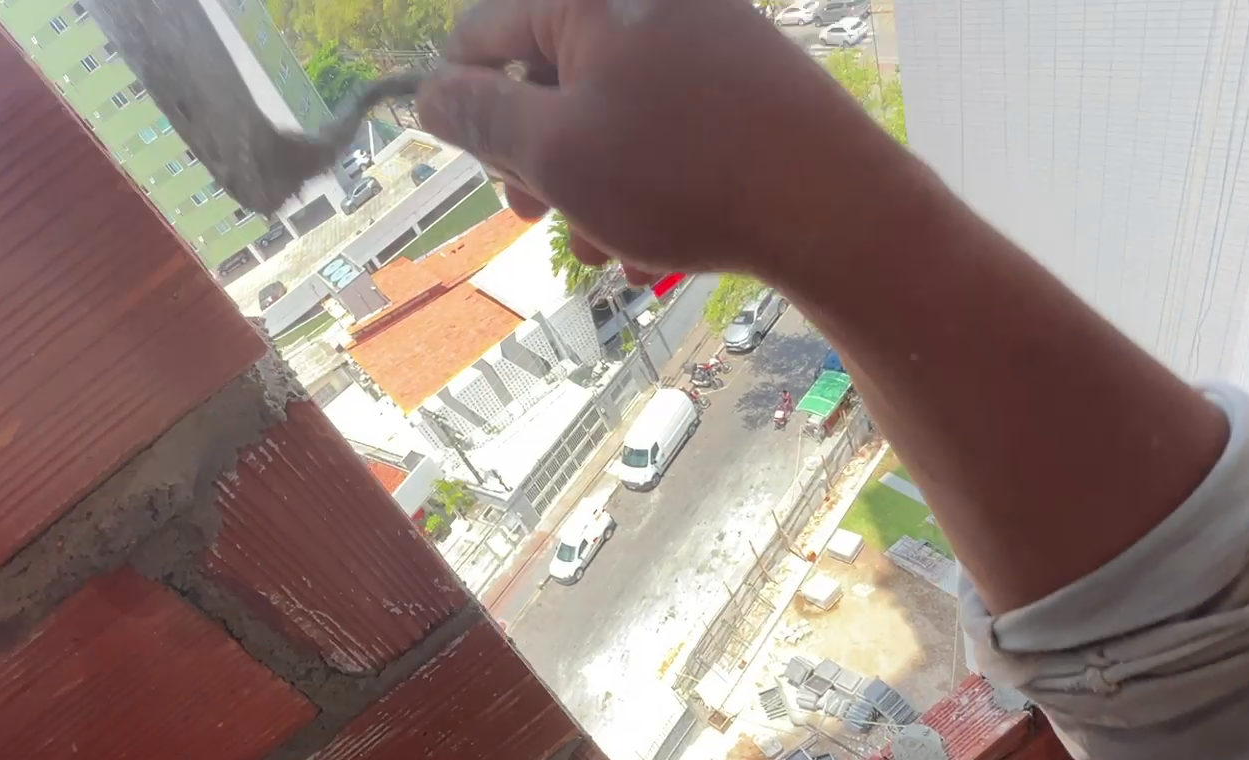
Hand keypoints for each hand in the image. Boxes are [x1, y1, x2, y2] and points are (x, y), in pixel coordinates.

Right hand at [416, 0, 897, 282]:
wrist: (823, 204)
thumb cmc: (675, 175)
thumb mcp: (554, 151)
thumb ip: (479, 118)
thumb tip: (426, 95)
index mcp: (585, 1)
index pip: (479, 36)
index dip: (466, 109)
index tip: (490, 170)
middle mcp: (635, 5)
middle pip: (539, 82)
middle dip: (532, 162)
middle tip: (542, 215)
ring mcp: (686, 42)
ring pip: (595, 123)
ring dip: (583, 194)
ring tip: (605, 246)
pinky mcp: (723, 86)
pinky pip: (649, 136)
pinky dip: (634, 191)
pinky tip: (646, 243)